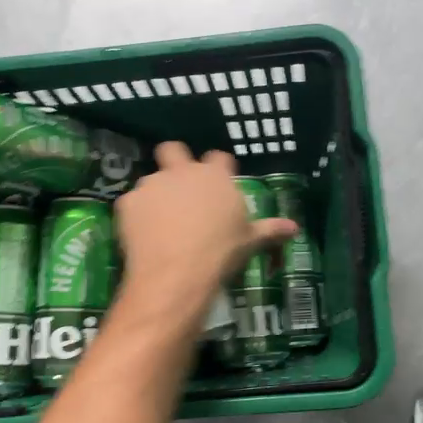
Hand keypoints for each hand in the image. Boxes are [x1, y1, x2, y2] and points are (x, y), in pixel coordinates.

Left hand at [114, 142, 296, 306]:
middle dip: (174, 160)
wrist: (176, 274)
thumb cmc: (221, 253)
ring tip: (160, 222)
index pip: (219, 157)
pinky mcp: (128, 202)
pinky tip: (144, 235)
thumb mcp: (249, 242)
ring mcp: (151, 185)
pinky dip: (137, 215)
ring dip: (156, 194)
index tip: (219, 183)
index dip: (219, 168)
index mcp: (215, 176)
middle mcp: (181, 172)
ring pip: (151, 179)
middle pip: (173, 149)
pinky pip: (132, 204)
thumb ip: (269, 230)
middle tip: (179, 184)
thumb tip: (294, 228)